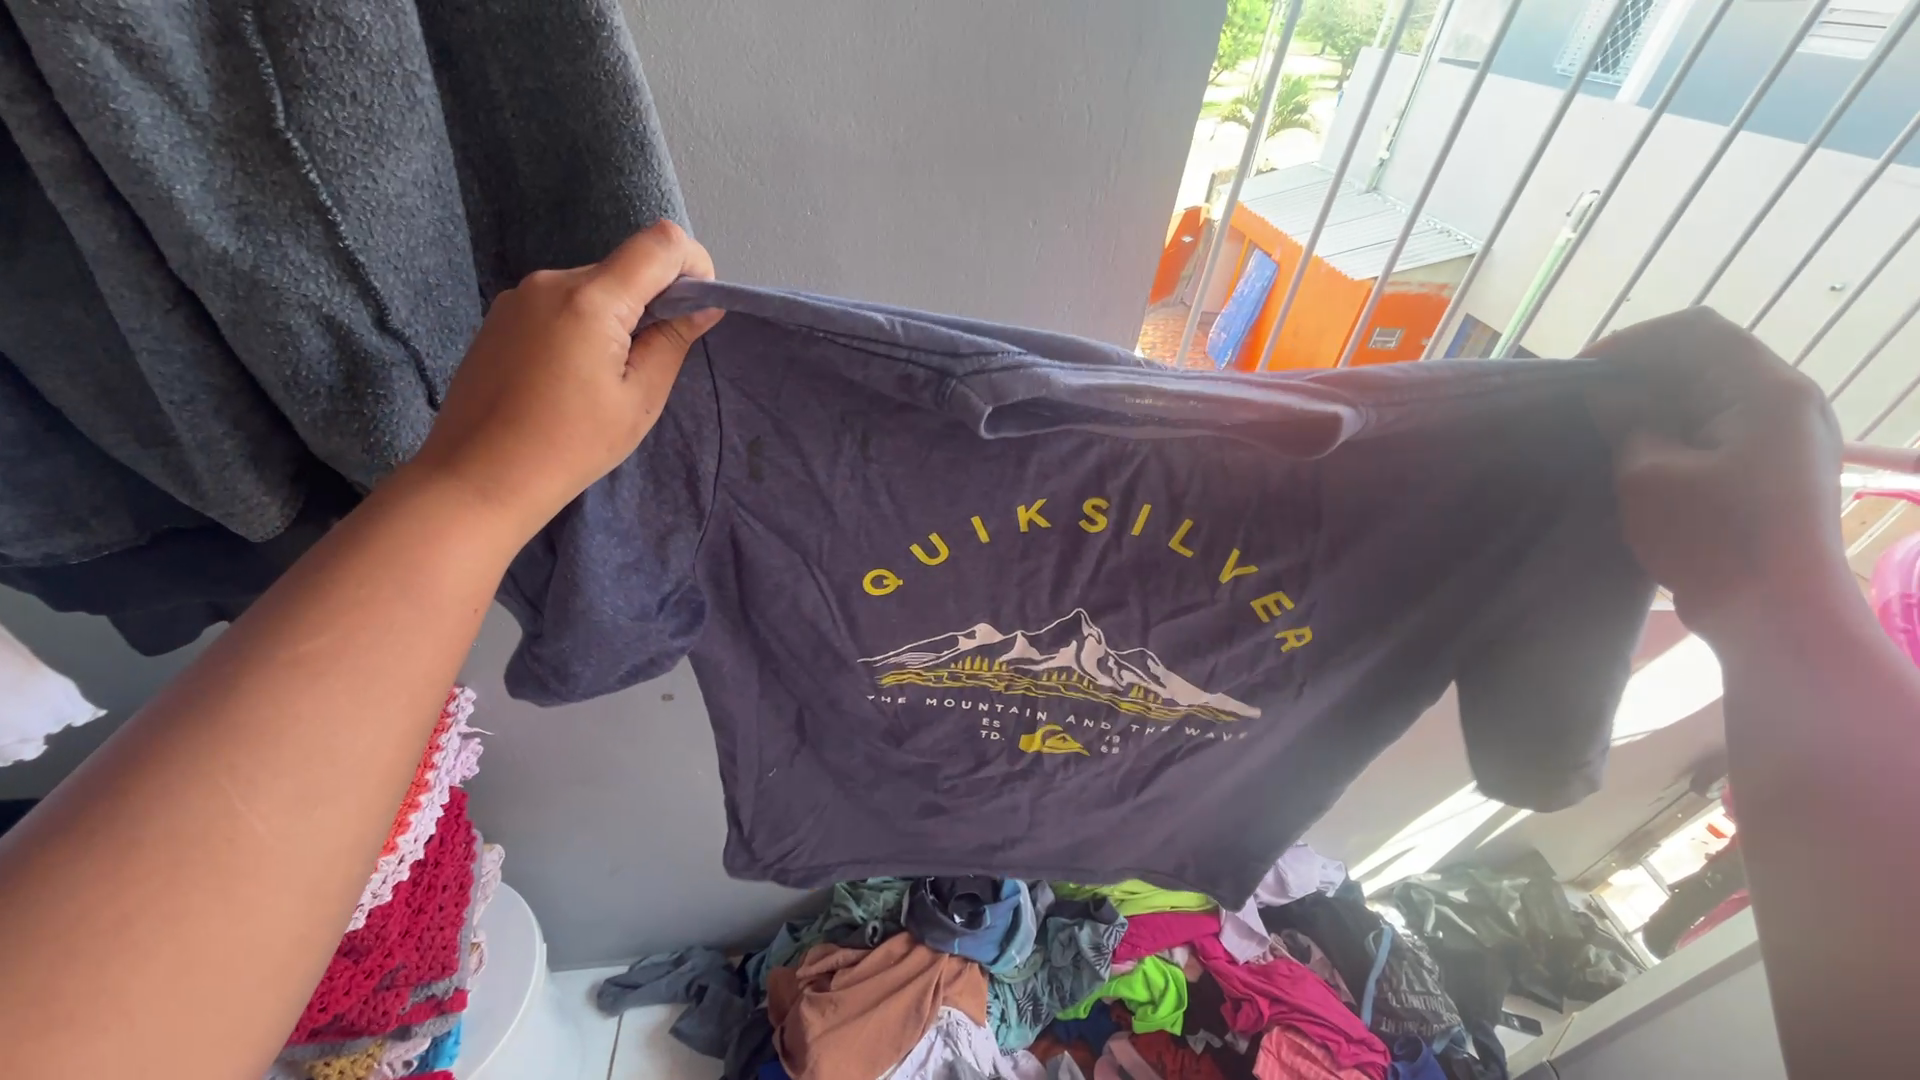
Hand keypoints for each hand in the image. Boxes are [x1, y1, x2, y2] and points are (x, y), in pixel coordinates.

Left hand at [405, 220, 720, 537]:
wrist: (479, 476)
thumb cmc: (570, 445)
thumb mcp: (639, 398)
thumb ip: (674, 340)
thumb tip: (703, 305)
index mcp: (591, 300)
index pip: (660, 243)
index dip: (694, 264)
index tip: (697, 307)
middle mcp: (551, 282)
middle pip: (626, 266)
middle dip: (655, 300)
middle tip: (653, 361)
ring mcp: (520, 296)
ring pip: (594, 287)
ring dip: (618, 317)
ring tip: (607, 378)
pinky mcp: (502, 315)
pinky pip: (562, 303)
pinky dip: (585, 325)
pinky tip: (573, 377)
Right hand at [1585, 308, 1846, 639]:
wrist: (1777, 613)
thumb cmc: (1712, 538)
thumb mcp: (1648, 473)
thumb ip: (1627, 419)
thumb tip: (1607, 392)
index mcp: (1765, 391)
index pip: (1692, 332)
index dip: (1628, 344)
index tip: (1577, 377)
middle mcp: (1787, 400)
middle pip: (1705, 356)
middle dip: (1637, 372)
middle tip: (1582, 404)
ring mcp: (1786, 433)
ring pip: (1710, 390)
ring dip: (1653, 400)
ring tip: (1602, 428)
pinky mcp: (1774, 464)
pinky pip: (1718, 422)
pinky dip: (1673, 424)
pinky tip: (1637, 451)